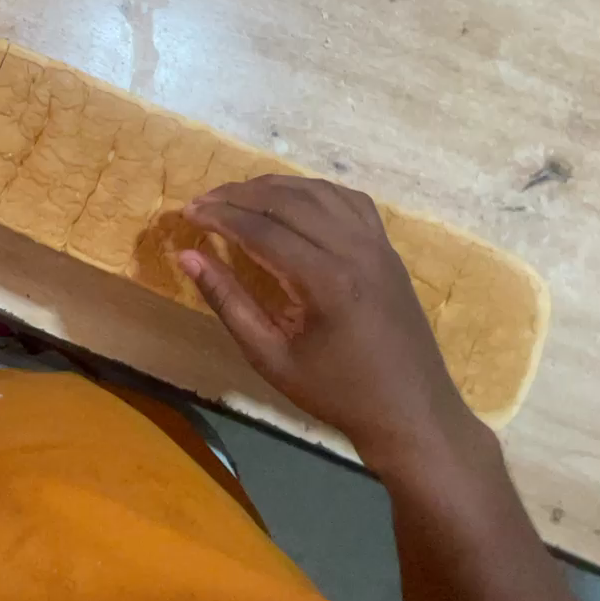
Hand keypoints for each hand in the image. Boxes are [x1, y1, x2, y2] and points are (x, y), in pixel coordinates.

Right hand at [179, 175, 481, 474]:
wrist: (413, 413)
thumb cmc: (336, 392)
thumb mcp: (269, 356)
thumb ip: (227, 300)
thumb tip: (186, 256)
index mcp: (325, 281)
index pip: (260, 229)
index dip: (218, 216)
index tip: (186, 213)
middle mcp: (354, 250)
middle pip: (286, 200)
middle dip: (237, 194)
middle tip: (203, 202)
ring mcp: (376, 245)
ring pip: (316, 191)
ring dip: (271, 187)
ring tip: (235, 196)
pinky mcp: (387, 248)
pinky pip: (346, 200)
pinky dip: (310, 191)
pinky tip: (288, 201)